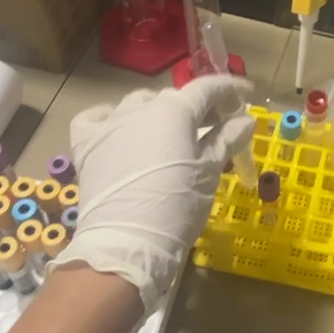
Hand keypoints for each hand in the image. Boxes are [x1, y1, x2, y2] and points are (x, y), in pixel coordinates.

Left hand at [49, 75, 255, 313]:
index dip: (230, 88)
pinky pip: (97, 119)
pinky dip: (111, 120)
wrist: (127, 244)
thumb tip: (245, 119)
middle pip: (174, 98)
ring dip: (158, 113)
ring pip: (138, 105)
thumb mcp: (210, 171)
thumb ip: (227, 139)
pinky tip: (120, 130)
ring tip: (170, 133)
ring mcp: (110, 125)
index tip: (246, 94)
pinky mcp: (86, 146)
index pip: (207, 88)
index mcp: (174, 111)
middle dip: (197, 107)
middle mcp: (140, 108)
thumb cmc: (177, 206)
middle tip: (215, 126)